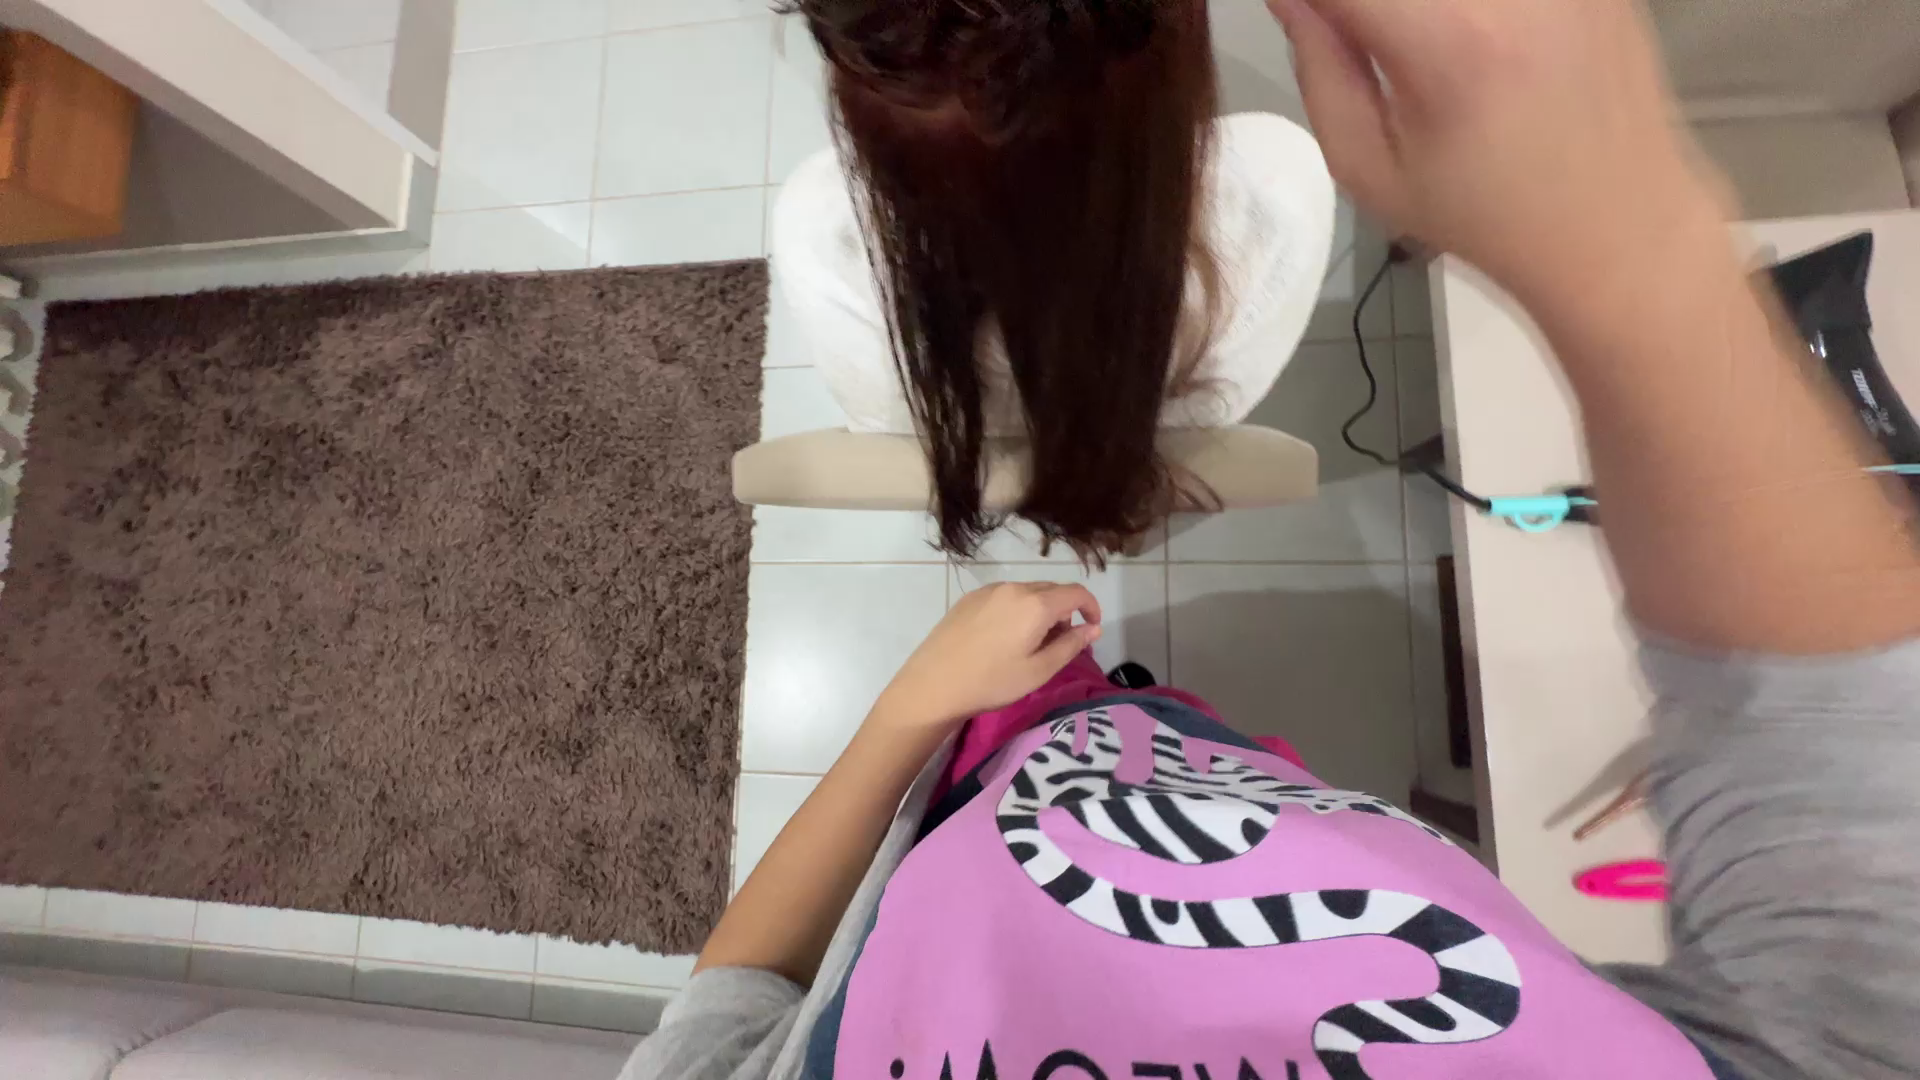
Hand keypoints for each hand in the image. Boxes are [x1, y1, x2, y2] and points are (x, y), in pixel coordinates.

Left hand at [869, 582, 1102, 732]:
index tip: (1093, 630)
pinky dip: (1018, 609)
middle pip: (1052, 590)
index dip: (1092, 607)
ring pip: (1027, 592)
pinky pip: (1005, 596)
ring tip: (1033, 643)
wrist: (934, 684)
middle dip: (1066, 612)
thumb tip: (1093, 629)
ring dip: (1041, 610)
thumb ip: (1071, 645)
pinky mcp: (969, 599)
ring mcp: (988, 591)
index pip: (1076, 593)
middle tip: (1062, 643)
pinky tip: (1005, 638)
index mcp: (1035, 604)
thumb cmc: (992, 682)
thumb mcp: (1039, 670)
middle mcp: (1013, 588)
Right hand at [1267, 0, 1731, 304]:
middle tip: (1340, 34)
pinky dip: (1443, 15)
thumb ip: (1321, 72)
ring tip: (1396, 47)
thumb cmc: (1472, 210)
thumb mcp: (1366, 167)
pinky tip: (1455, 47)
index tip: (1290, 12)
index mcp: (1449, 42)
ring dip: (1397, 13)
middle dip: (1355, 6)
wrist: (1608, 214)